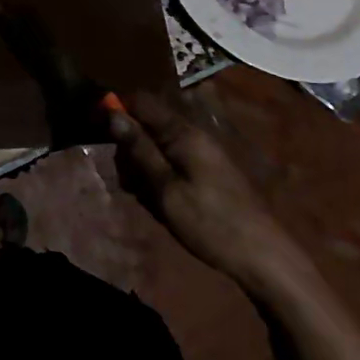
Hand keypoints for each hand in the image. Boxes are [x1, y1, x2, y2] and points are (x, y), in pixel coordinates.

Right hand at [108, 91, 304, 292]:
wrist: (263, 258)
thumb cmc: (210, 223)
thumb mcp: (165, 189)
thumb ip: (139, 150)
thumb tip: (112, 113)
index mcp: (184, 133)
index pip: (141, 101)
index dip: (115, 109)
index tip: (95, 129)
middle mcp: (194, 135)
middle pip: (146, 124)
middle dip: (128, 146)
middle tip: (126, 180)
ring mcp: (202, 153)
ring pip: (156, 145)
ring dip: (141, 165)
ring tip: (143, 196)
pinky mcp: (207, 171)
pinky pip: (171, 162)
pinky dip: (158, 176)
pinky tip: (159, 201)